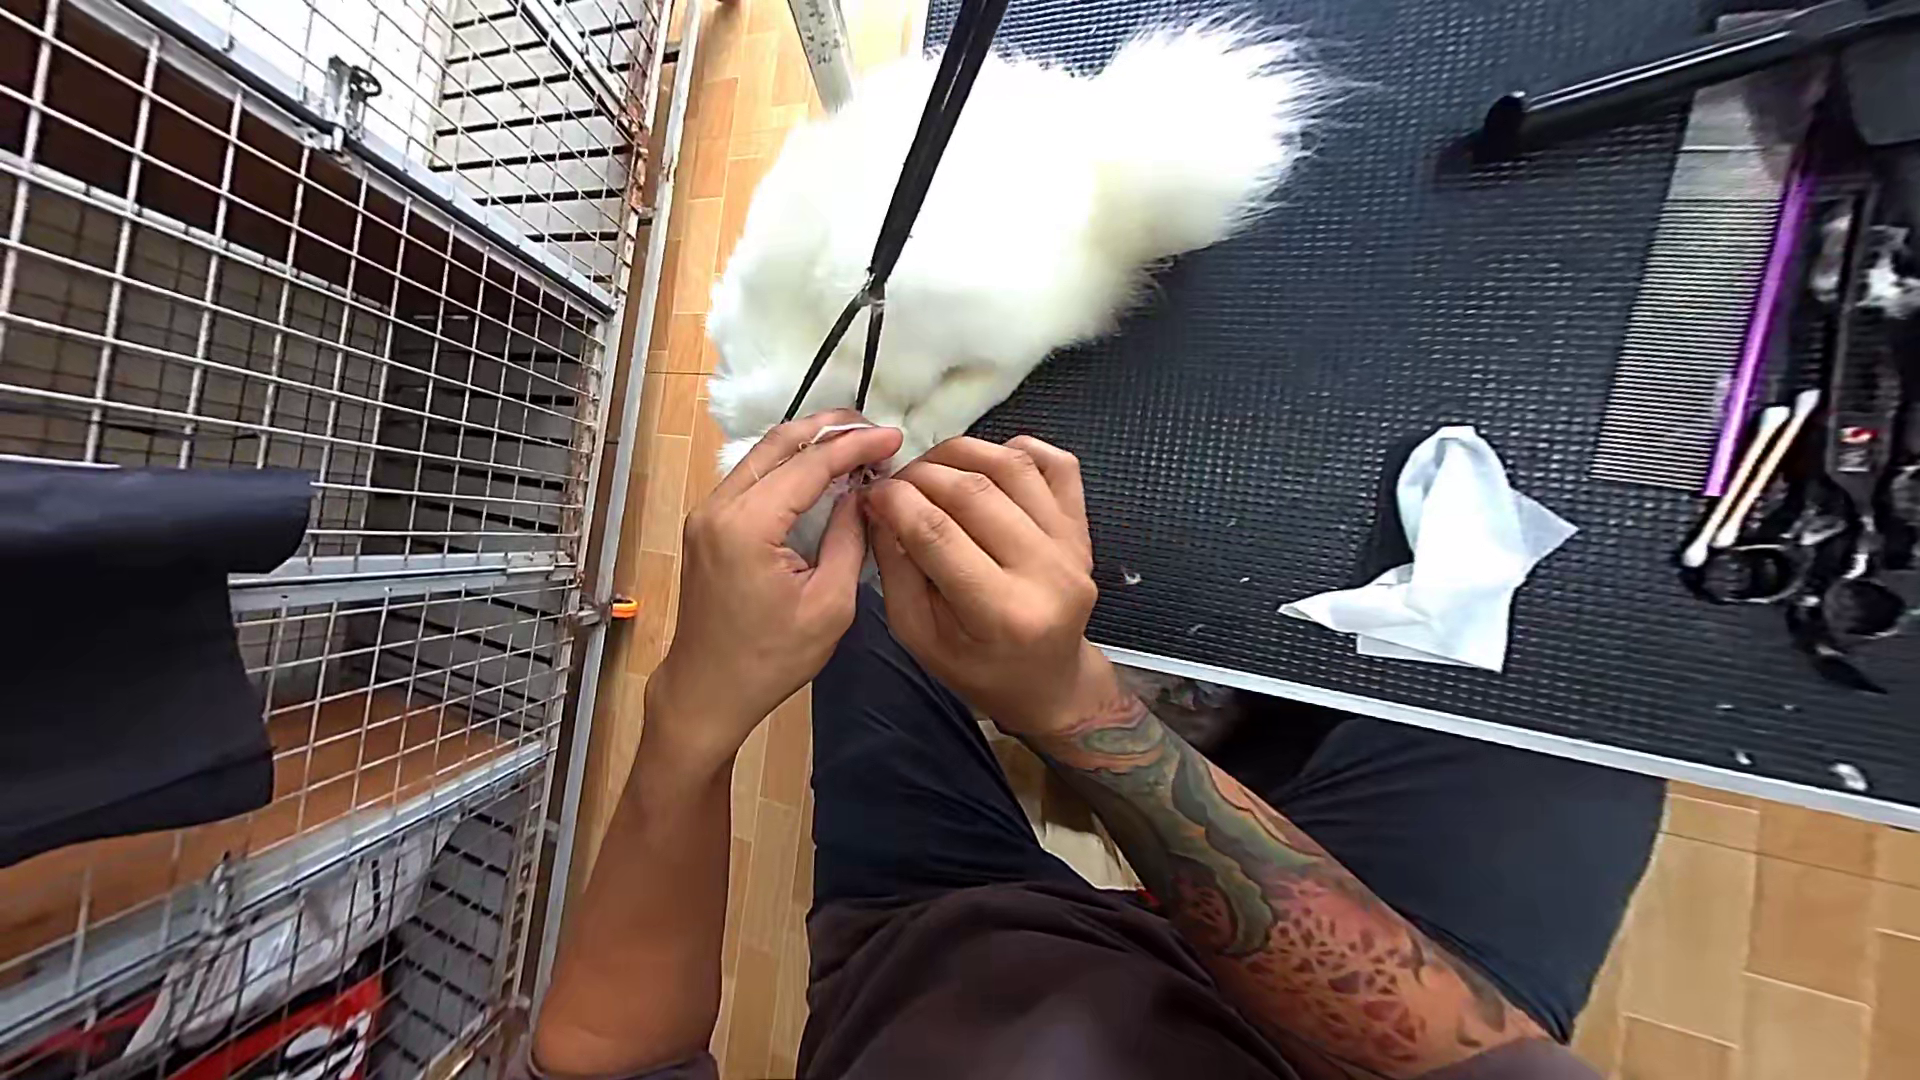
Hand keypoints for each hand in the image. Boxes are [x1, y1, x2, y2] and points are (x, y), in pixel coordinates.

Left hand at [651, 409, 902, 769]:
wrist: (707, 690)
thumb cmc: (773, 658)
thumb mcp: (830, 604)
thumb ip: (848, 538)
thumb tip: (862, 494)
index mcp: (748, 526)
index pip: (810, 464)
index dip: (856, 446)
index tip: (894, 437)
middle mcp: (720, 507)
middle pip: (779, 442)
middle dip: (831, 428)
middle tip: (874, 429)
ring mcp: (708, 512)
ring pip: (763, 454)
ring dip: (810, 442)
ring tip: (855, 442)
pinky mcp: (708, 524)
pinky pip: (754, 476)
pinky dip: (791, 464)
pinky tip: (821, 470)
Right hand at [865, 435, 1125, 737]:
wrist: (1048, 681)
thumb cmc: (978, 668)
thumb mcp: (918, 635)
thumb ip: (895, 569)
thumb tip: (879, 504)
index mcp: (1002, 614)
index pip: (937, 533)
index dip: (895, 500)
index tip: (872, 492)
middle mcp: (1046, 573)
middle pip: (973, 492)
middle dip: (920, 475)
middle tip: (896, 482)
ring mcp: (1071, 546)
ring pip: (1013, 466)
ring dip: (961, 453)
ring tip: (930, 467)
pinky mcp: (1083, 528)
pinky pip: (1057, 465)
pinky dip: (1017, 448)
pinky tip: (985, 462)